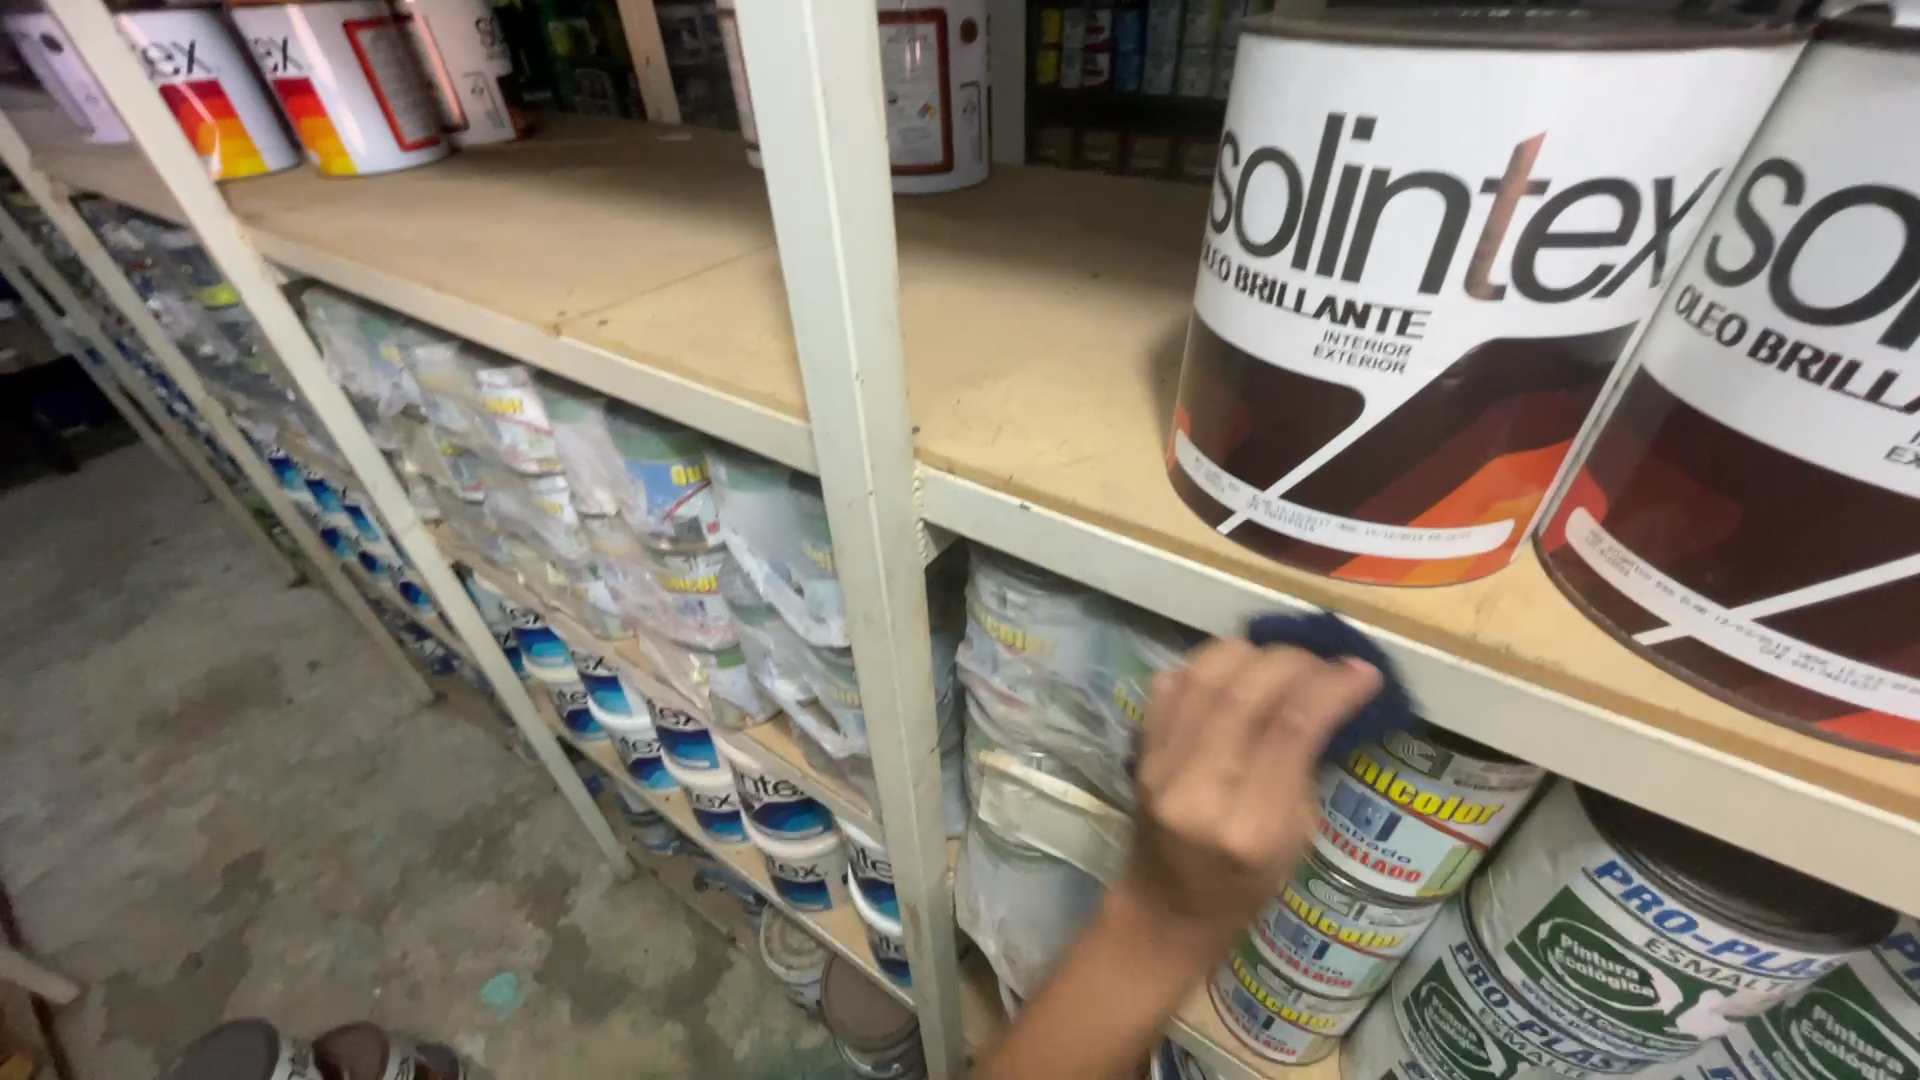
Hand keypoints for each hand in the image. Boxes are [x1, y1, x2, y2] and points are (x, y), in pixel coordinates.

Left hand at [1119, 639, 1381, 957]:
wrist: (1166, 901)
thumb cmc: (1245, 882)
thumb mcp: (1298, 841)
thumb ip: (1304, 768)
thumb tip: (1325, 693)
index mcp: (1249, 827)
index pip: (1290, 732)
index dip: (1329, 689)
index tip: (1360, 669)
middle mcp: (1196, 789)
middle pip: (1243, 695)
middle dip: (1292, 663)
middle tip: (1322, 659)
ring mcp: (1157, 764)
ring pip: (1202, 677)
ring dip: (1249, 653)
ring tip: (1280, 658)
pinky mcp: (1137, 748)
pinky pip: (1171, 683)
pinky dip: (1206, 664)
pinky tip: (1234, 670)